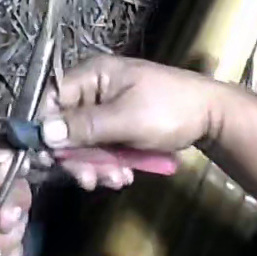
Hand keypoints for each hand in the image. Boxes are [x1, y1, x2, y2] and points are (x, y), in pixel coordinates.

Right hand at [40, 55, 231, 189]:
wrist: (213, 116)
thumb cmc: (168, 109)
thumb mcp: (125, 119)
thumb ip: (84, 127)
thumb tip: (43, 133)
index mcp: (93, 74)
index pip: (52, 98)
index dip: (47, 128)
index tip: (50, 158)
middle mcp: (95, 88)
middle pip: (66, 125)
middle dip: (78, 156)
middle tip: (90, 180)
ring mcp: (107, 108)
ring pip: (84, 141)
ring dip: (96, 165)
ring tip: (117, 181)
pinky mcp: (119, 125)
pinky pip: (102, 147)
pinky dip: (109, 164)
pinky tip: (124, 177)